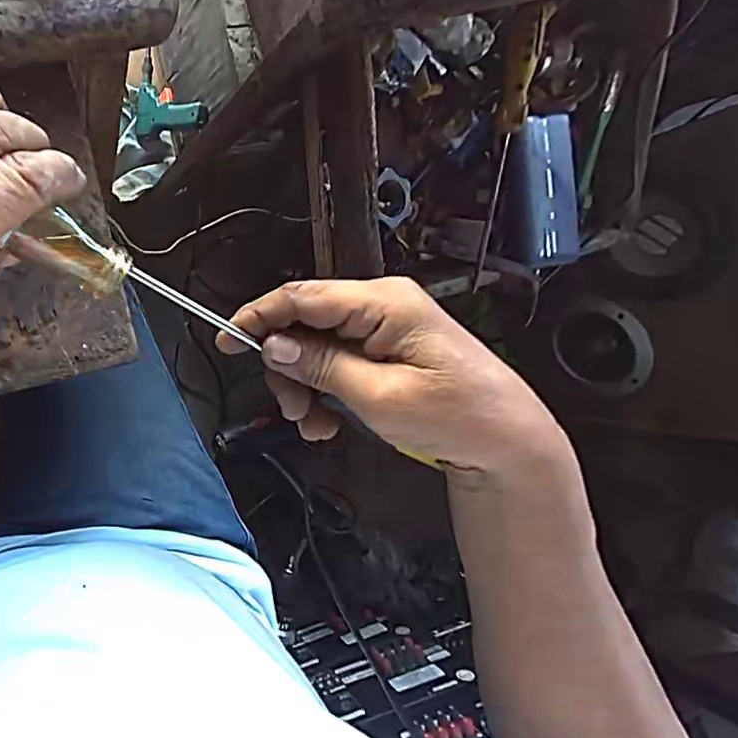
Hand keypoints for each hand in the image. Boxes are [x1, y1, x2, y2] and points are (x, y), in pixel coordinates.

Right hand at [216, 277, 567, 476]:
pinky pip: (338, 359)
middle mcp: (383, 305)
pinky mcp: (388, 347)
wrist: (507, 441)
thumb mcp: (379, 396)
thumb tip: (275, 344)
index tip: (229, 338)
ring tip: (314, 422)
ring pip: (318, 345)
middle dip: (287, 366)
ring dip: (305, 384)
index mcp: (384, 303)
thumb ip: (321, 365)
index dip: (259, 316)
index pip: (303, 296)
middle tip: (290, 408)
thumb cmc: (460, 415)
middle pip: (306, 322)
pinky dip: (325, 389)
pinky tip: (329, 419)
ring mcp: (386, 325)